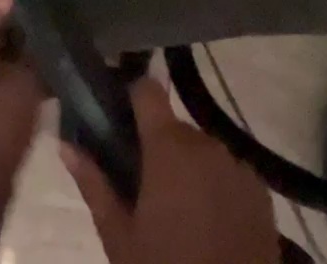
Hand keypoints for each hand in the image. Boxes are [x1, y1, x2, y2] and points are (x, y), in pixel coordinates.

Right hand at [61, 76, 281, 263]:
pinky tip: (209, 224)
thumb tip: (66, 146)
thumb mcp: (119, 235)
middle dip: (157, 148)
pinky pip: (229, 172)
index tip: (118, 119)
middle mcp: (206, 144)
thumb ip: (93, 184)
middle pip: (173, 127)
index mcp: (168, 147)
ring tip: (177, 213)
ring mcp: (238, 165)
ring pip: (202, 150)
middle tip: (142, 188)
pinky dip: (216, 186)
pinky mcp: (261, 191)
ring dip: (187, 168)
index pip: (148, 90)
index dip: (132, 97)